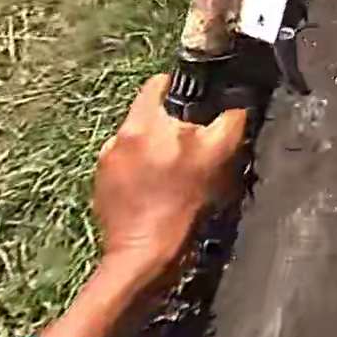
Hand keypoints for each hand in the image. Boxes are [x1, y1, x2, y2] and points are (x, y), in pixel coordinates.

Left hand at [92, 74, 247, 277]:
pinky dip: (144, 167)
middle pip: (152, 112)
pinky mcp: (100, 187)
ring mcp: (104, 164)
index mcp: (142, 122)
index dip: (183, 85)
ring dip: (158, 145)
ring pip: (140, 139)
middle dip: (174, 121)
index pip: (159, 83)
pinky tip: (160, 185)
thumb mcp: (220, 151)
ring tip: (178, 167)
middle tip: (196, 140)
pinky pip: (128, 163)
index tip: (201, 101)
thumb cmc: (183, 198)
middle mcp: (117, 138)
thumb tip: (237, 104)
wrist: (144, 253)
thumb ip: (231, 118)